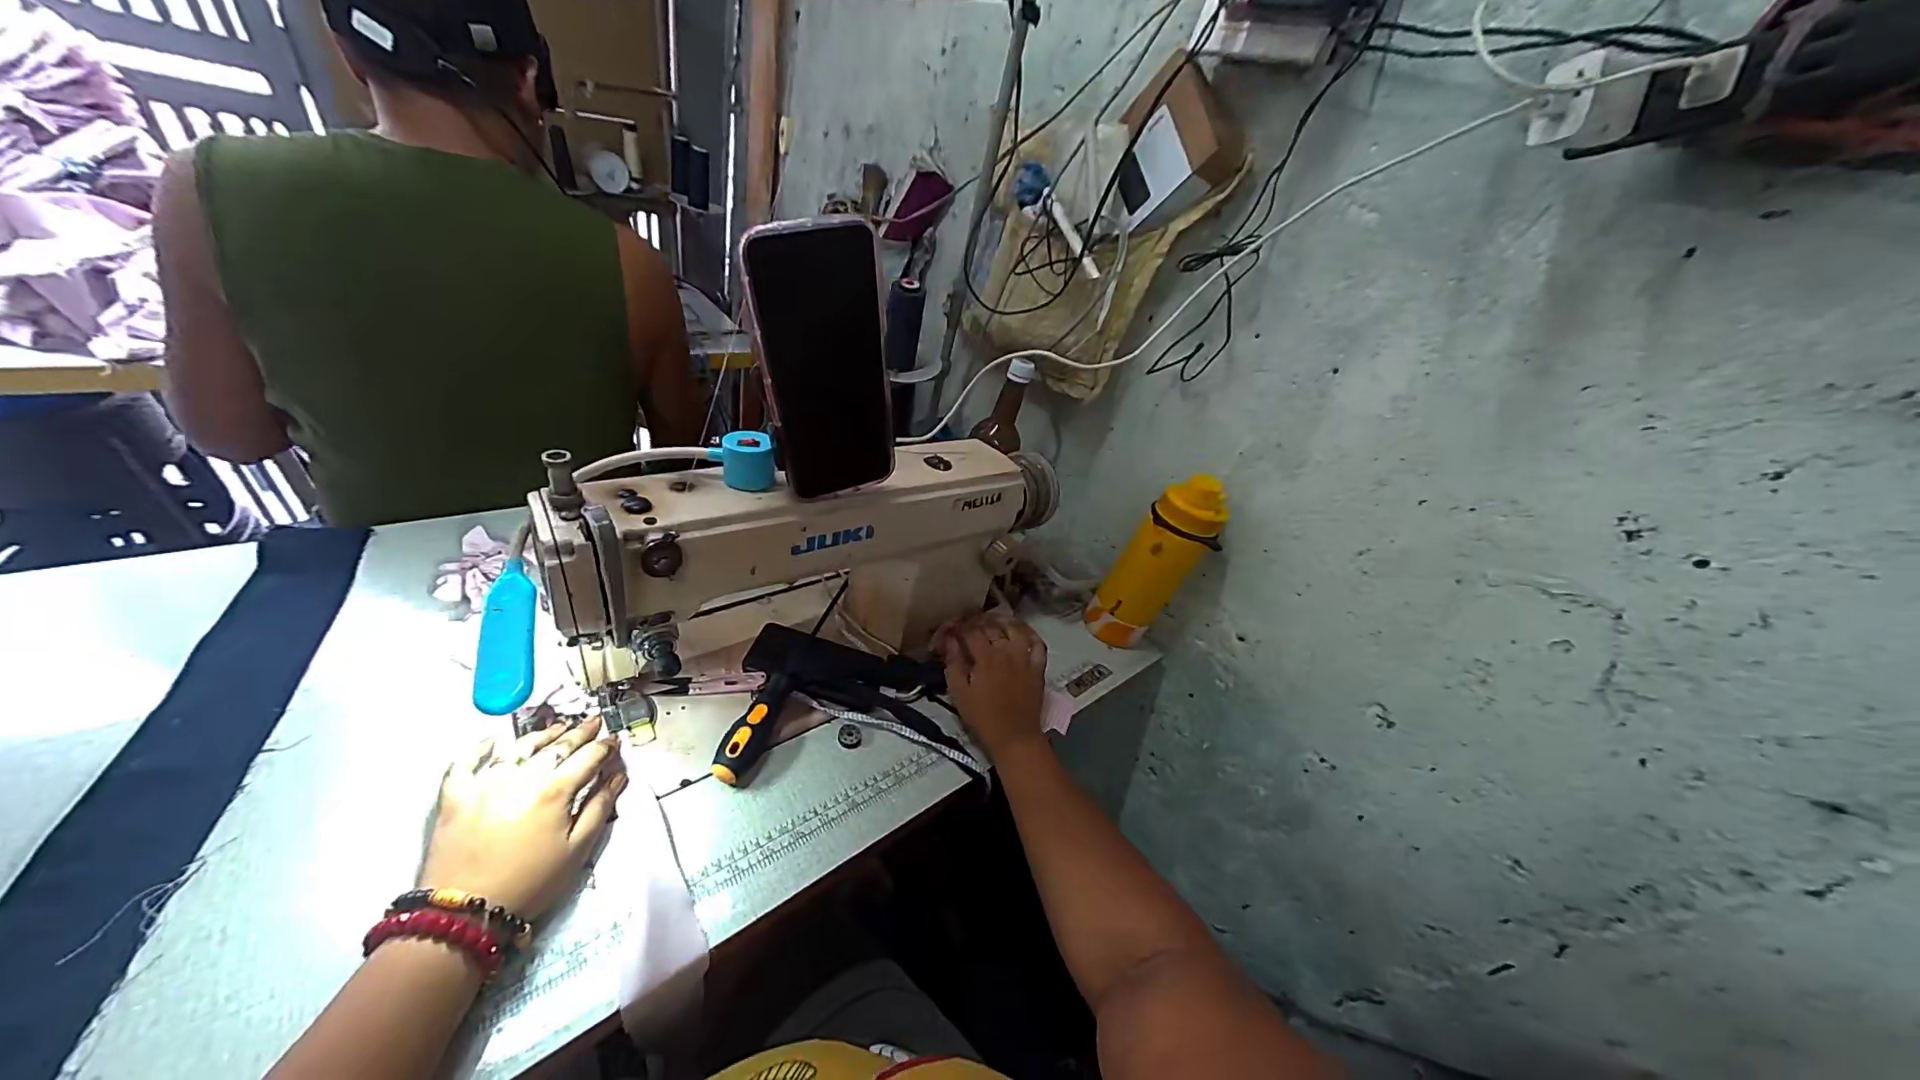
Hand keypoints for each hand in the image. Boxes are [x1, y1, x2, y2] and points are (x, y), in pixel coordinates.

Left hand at [419, 716, 628, 921]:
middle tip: (593, 722)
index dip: (605, 746)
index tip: (614, 740)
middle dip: (579, 732)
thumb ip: (600, 807)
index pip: (588, 757)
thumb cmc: (531, 882)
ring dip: (541, 734)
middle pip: (556, 746)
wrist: (463, 913)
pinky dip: (481, 748)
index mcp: (555, 791)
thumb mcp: (578, 849)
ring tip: (556, 728)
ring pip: (518, 747)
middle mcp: (522, 778)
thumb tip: (618, 775)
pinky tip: (493, 740)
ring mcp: (485, 784)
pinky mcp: (456, 797)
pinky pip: (467, 763)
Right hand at [935, 613, 1048, 762]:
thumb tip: (949, 640)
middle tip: (969, 624)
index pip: (971, 632)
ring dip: (1003, 621)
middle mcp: (1007, 651)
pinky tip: (1021, 631)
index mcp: (986, 657)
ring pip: (1016, 629)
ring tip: (994, 621)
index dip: (960, 626)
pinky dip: (1030, 633)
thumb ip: (953, 664)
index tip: (952, 627)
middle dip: (978, 622)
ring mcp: (1025, 658)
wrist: (1015, 738)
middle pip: (992, 627)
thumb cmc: (983, 718)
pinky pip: (1038, 644)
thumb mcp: (959, 693)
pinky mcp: (1038, 667)